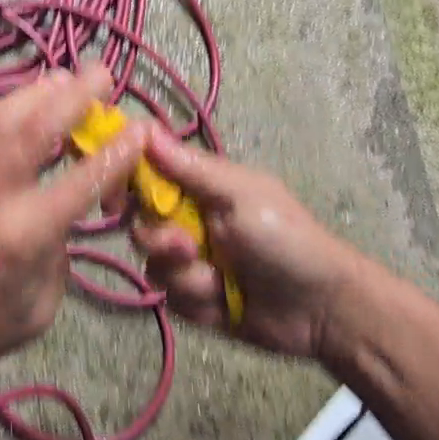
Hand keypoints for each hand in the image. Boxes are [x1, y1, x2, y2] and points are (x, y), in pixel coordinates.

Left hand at [0, 67, 147, 381]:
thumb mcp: (43, 302)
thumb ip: (60, 246)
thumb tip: (67, 202)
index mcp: (23, 235)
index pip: (80, 182)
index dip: (115, 152)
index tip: (140, 129)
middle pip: (36, 130)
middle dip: (74, 97)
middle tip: (102, 73)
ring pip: (0, 117)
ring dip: (36, 92)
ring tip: (65, 78)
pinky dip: (0, 106)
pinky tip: (19, 100)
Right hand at [128, 127, 375, 360]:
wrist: (323, 311)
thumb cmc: (287, 239)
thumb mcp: (241, 195)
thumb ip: (191, 167)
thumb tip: (143, 129)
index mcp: (198, 184)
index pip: (144, 169)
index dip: (122, 178)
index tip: (114, 196)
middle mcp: (187, 217)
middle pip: (137, 220)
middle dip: (158, 238)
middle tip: (187, 247)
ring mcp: (188, 259)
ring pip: (151, 262)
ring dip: (184, 274)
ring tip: (218, 281)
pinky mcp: (192, 297)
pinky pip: (168, 295)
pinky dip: (195, 300)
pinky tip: (223, 302)